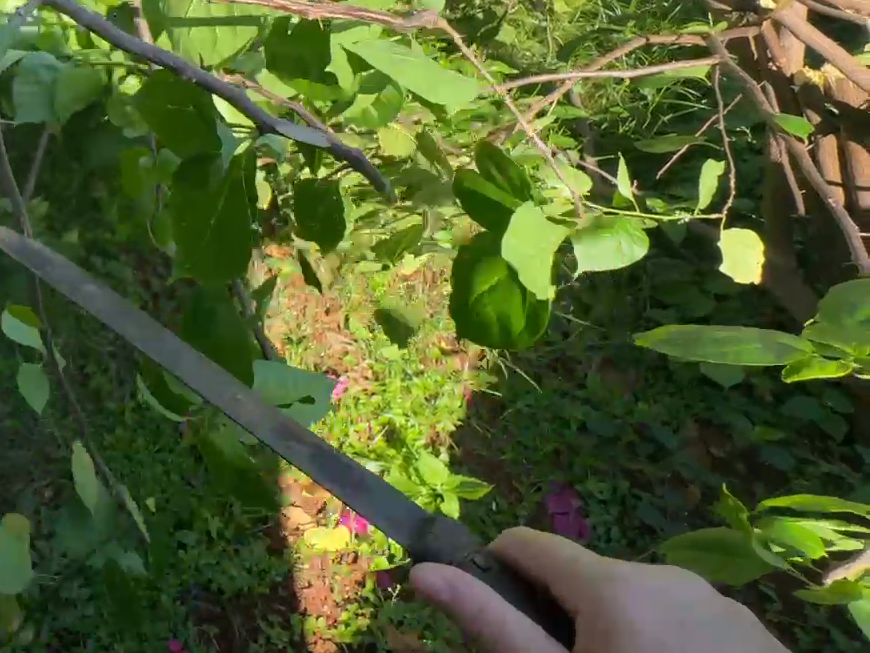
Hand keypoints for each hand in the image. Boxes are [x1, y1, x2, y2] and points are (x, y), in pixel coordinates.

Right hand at [410, 527, 789, 652]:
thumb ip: (492, 622)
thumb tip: (421, 572)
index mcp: (612, 583)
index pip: (523, 542)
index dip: (501, 573)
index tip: (511, 622)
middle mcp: (667, 577)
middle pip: (581, 573)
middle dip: (565, 610)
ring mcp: (724, 607)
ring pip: (635, 597)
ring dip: (620, 626)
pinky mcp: (763, 639)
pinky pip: (689, 620)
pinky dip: (670, 642)